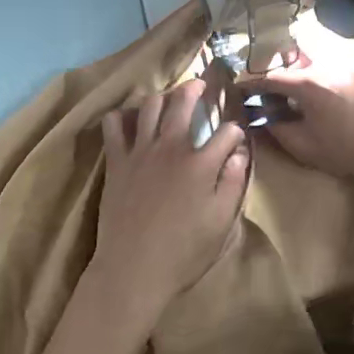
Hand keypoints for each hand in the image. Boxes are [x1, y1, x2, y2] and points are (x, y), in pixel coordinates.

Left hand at [91, 79, 249, 321]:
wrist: (133, 269)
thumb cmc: (183, 252)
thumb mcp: (221, 223)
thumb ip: (233, 183)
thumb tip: (239, 154)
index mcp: (201, 163)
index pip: (226, 132)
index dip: (235, 132)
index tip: (236, 138)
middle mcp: (171, 147)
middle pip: (183, 103)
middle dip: (195, 89)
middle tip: (199, 85)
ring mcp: (140, 151)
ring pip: (149, 105)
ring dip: (161, 95)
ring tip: (167, 96)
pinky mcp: (117, 161)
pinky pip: (114, 126)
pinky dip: (121, 116)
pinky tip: (128, 118)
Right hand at [245, 49, 353, 186]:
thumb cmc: (351, 151)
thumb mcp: (306, 148)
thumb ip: (276, 130)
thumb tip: (259, 117)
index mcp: (310, 83)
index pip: (271, 76)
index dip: (253, 83)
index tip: (243, 88)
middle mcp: (328, 60)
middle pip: (293, 43)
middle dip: (280, 57)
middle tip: (279, 78)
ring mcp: (350, 55)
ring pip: (317, 41)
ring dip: (303, 55)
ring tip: (303, 78)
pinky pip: (337, 49)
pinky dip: (325, 59)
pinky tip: (328, 80)